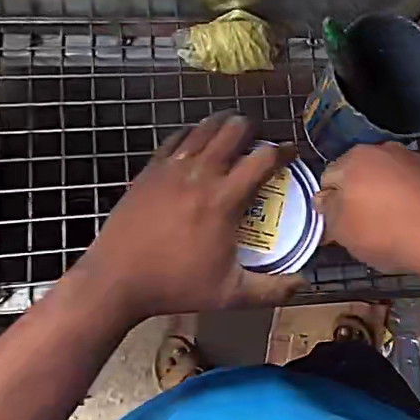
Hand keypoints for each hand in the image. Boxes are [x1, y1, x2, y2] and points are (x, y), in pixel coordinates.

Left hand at [66, 113, 303, 321]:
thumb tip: (303, 282)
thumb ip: (271, 288)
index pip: (263, 159)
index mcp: (224, 199)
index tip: (291, 151)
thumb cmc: (175, 286)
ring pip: (204, 127)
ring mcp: (172, 168)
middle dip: (253, 128)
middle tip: (259, 139)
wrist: (117, 279)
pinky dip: (192, 133)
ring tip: (232, 131)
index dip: (283, 151)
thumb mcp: (230, 294)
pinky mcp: (150, 170)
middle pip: (234, 130)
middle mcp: (201, 174)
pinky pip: (176, 138)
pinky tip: (196, 140)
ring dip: (223, 124)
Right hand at [315, 142, 419, 284]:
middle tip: (363, 228)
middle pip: (358, 175)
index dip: (331, 205)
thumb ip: (327, 211)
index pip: (329, 180)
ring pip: (385, 178)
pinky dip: (405, 198)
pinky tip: (411, 221)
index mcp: (354, 157)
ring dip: (382, 196)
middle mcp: (382, 149)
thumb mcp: (342, 230)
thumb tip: (325, 199)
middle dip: (357, 197)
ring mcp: (412, 158)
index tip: (340, 227)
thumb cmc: (386, 234)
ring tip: (390, 226)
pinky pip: (409, 184)